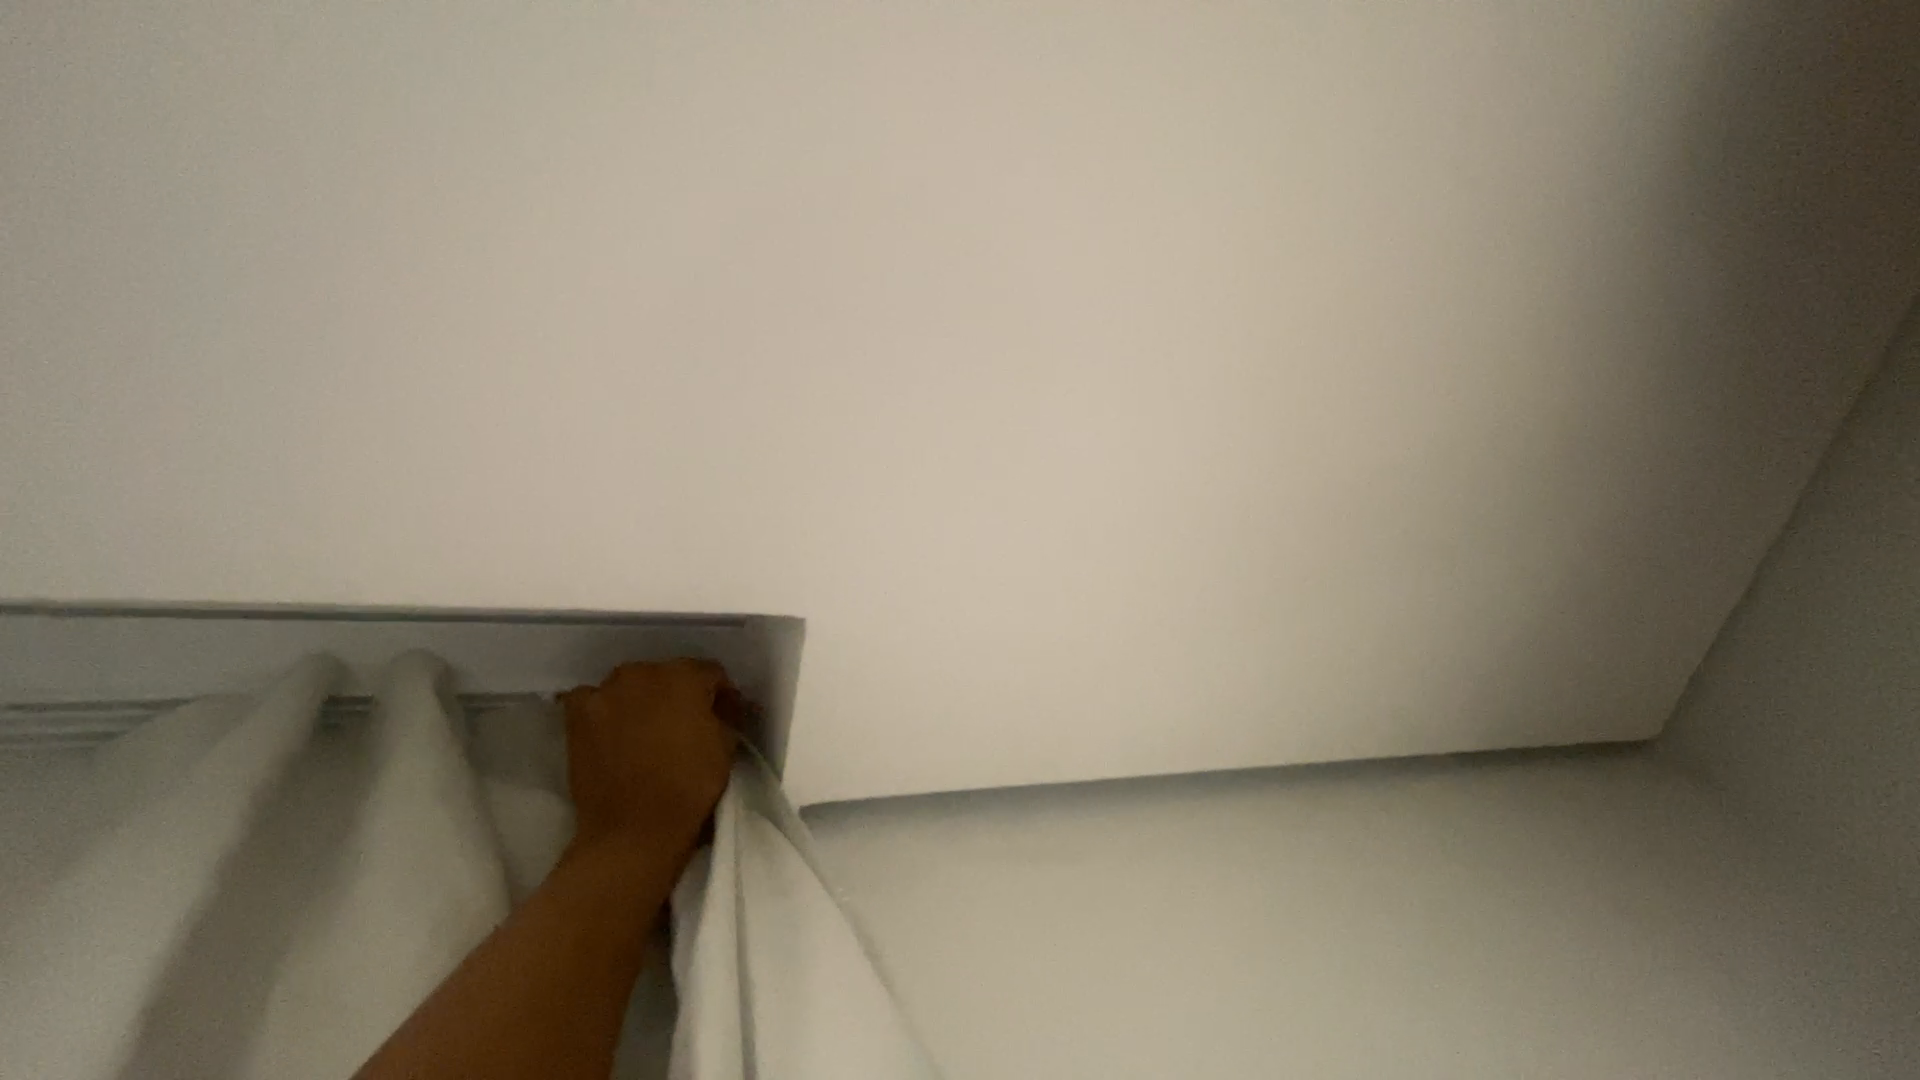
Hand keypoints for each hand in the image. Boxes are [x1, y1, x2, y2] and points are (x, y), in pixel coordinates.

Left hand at [559, 659, 740, 855]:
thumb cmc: (689, 786)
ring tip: (648, 728)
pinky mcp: (577, 715)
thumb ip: (725, 716)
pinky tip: (611, 727)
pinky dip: (604, 708)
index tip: (725, 716)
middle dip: (680, 694)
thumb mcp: (726, 746)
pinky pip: (593, 699)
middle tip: (686, 724)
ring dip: (642, 699)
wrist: (634, 830)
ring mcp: (605, 692)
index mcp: (684, 676)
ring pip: (631, 685)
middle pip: (668, 675)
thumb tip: (722, 707)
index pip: (710, 673)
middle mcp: (643, 672)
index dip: (721, 695)